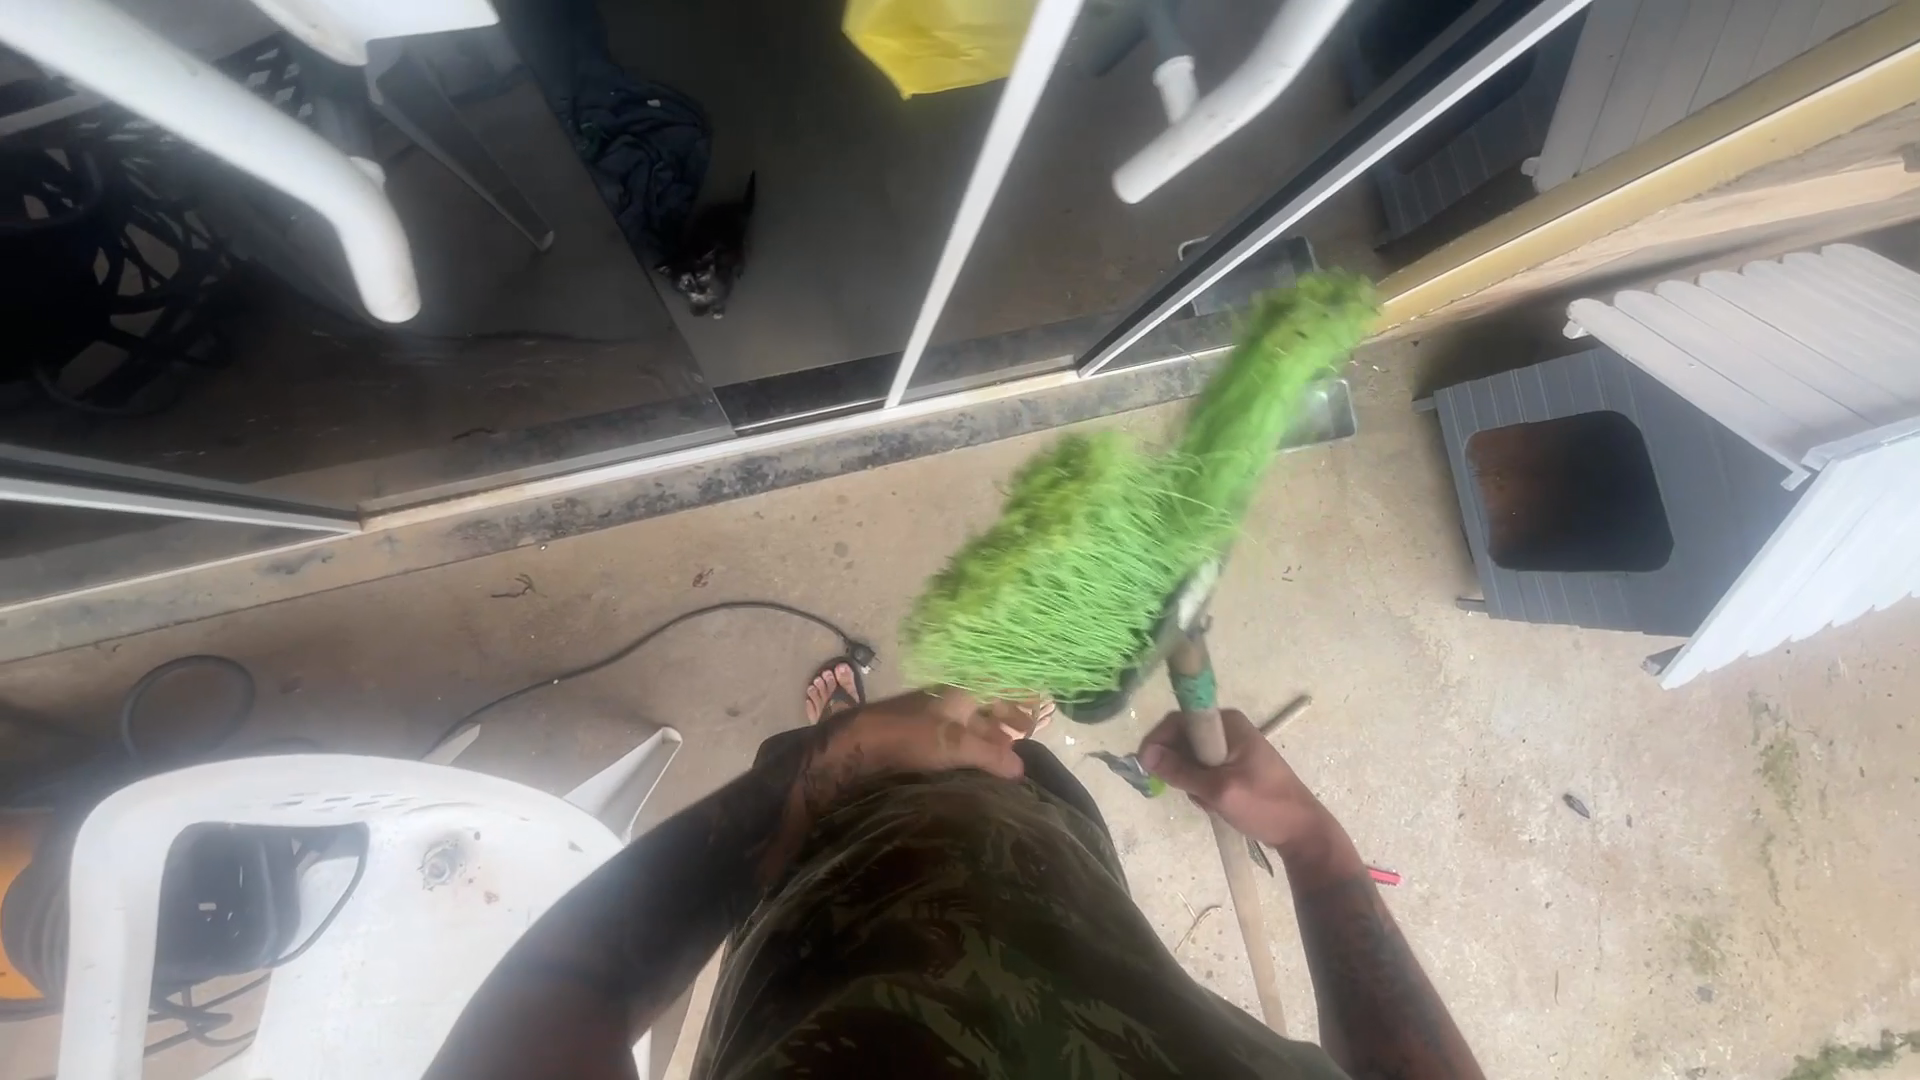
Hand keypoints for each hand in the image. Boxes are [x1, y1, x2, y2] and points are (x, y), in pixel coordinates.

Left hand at [801, 688, 1024, 813]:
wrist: (859, 744)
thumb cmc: (910, 735)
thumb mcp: (956, 744)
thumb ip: (991, 755)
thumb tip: (1021, 769)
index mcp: (964, 690)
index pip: (1002, 683)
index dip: (1021, 694)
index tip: (1040, 709)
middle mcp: (953, 698)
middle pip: (988, 702)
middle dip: (1009, 717)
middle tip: (1028, 735)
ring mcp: (937, 715)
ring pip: (973, 721)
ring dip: (992, 735)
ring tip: (1009, 756)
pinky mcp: (924, 734)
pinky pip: (959, 735)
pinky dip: (975, 746)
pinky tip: (980, 764)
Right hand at [1137, 709, 1332, 857]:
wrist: (1304, 833)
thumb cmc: (1265, 806)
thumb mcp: (1218, 790)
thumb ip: (1180, 771)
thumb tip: (1144, 755)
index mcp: (1227, 723)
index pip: (1178, 720)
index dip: (1158, 740)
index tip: (1145, 766)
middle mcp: (1227, 728)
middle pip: (1182, 739)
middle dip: (1179, 767)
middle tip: (1186, 791)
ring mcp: (1231, 747)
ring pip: (1190, 758)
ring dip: (1191, 782)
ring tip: (1208, 802)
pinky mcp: (1234, 765)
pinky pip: (1203, 770)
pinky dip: (1202, 787)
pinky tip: (1216, 805)